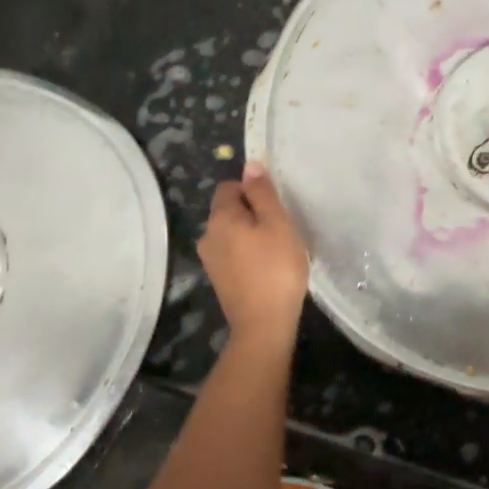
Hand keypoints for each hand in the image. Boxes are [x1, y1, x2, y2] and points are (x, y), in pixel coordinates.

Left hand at [198, 162, 308, 346]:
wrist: (263, 323)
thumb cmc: (276, 268)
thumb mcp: (278, 224)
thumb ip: (263, 193)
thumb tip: (250, 165)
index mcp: (220, 218)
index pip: (229, 186)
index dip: (253, 191)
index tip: (276, 209)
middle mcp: (207, 235)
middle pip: (228, 210)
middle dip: (252, 213)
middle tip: (280, 229)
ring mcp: (210, 259)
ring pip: (230, 233)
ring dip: (250, 235)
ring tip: (275, 250)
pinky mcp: (218, 278)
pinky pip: (232, 252)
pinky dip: (247, 253)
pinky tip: (266, 267)